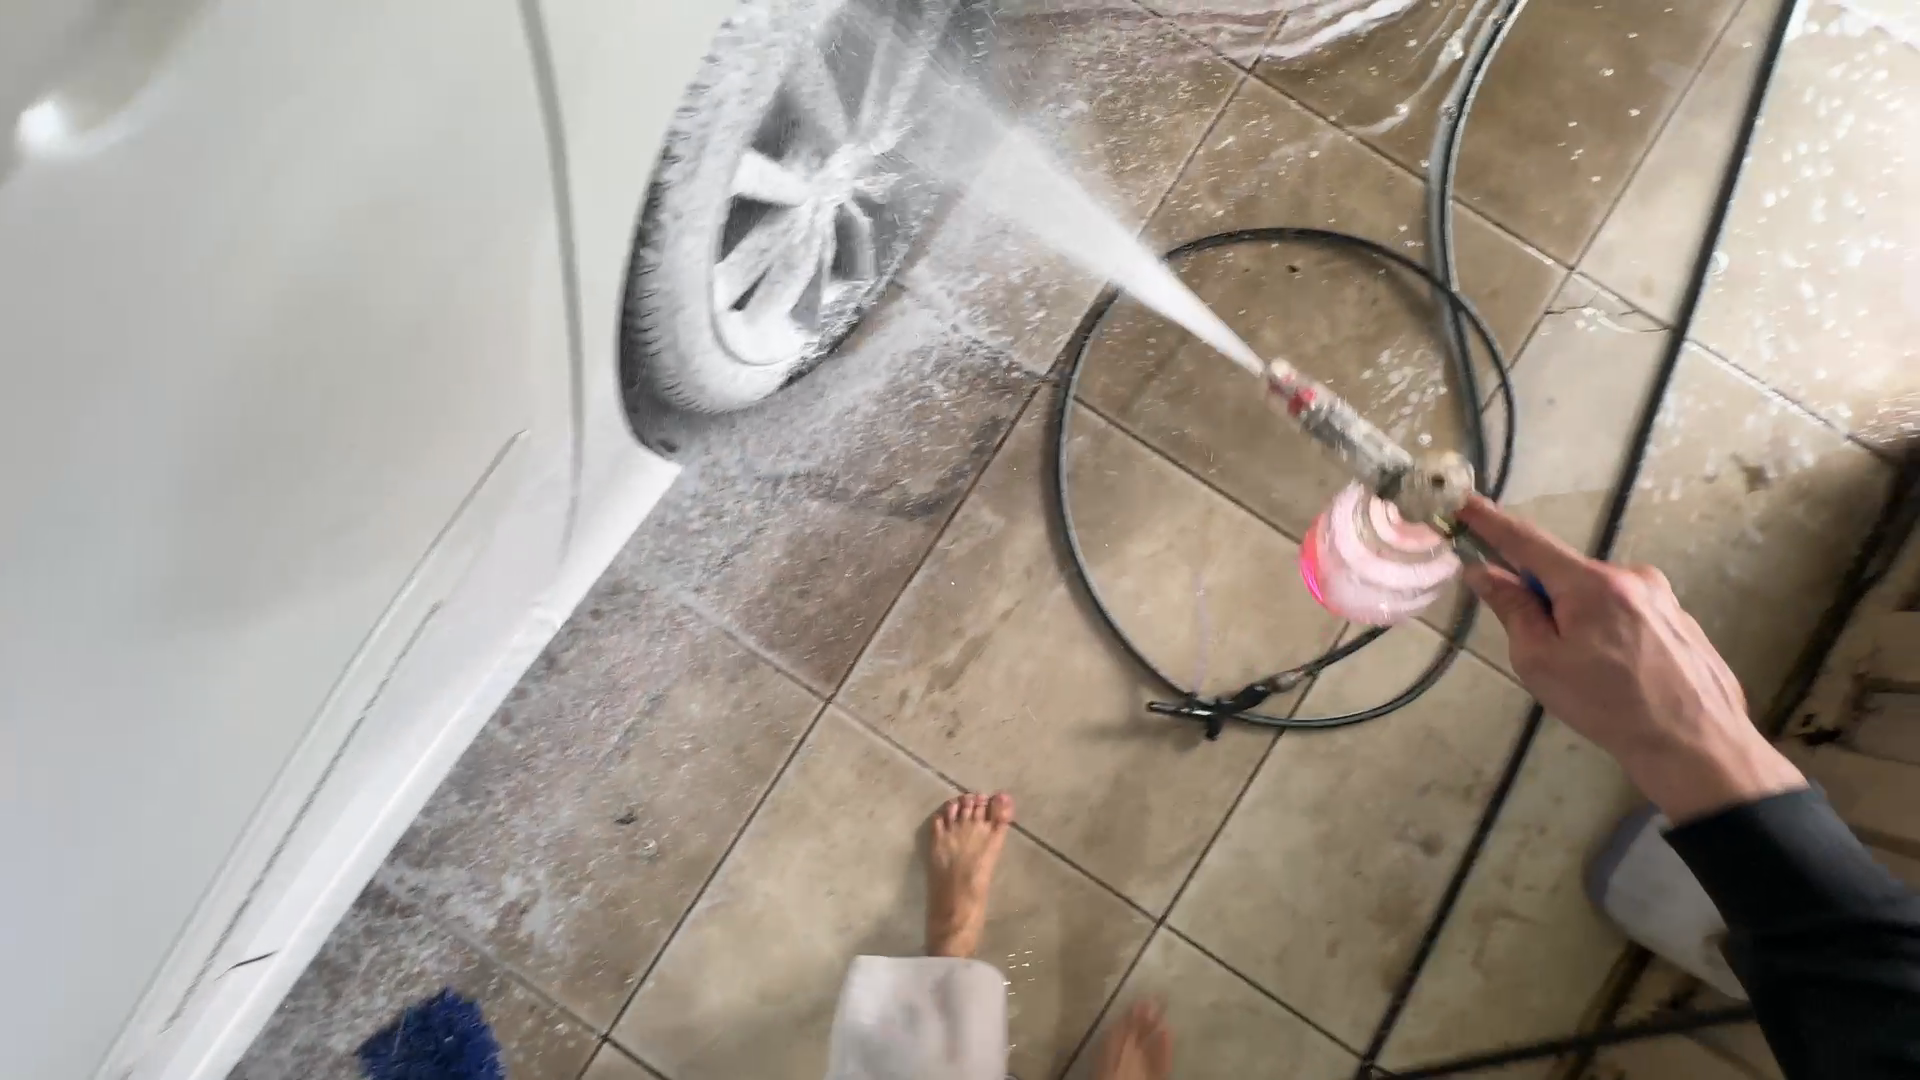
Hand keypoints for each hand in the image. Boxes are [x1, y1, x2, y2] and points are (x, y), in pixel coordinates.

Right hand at [1456, 496, 1804, 822]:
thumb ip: (1512, 609)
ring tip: (1581, 668)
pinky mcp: (1677, 618)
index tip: (1463, 503)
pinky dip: (1599, 628)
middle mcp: (1630, 577)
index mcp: (1592, 584)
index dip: (1490, 522)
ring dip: (1570, 616)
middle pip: (1560, 573)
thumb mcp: (1539, 659)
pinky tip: (1611, 670)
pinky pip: (1619, 609)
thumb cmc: (1606, 704)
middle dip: (1537, 595)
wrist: (1700, 747)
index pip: (1526, 542)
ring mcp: (1661, 596)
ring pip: (1590, 594)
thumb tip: (1485, 572)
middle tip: (1535, 643)